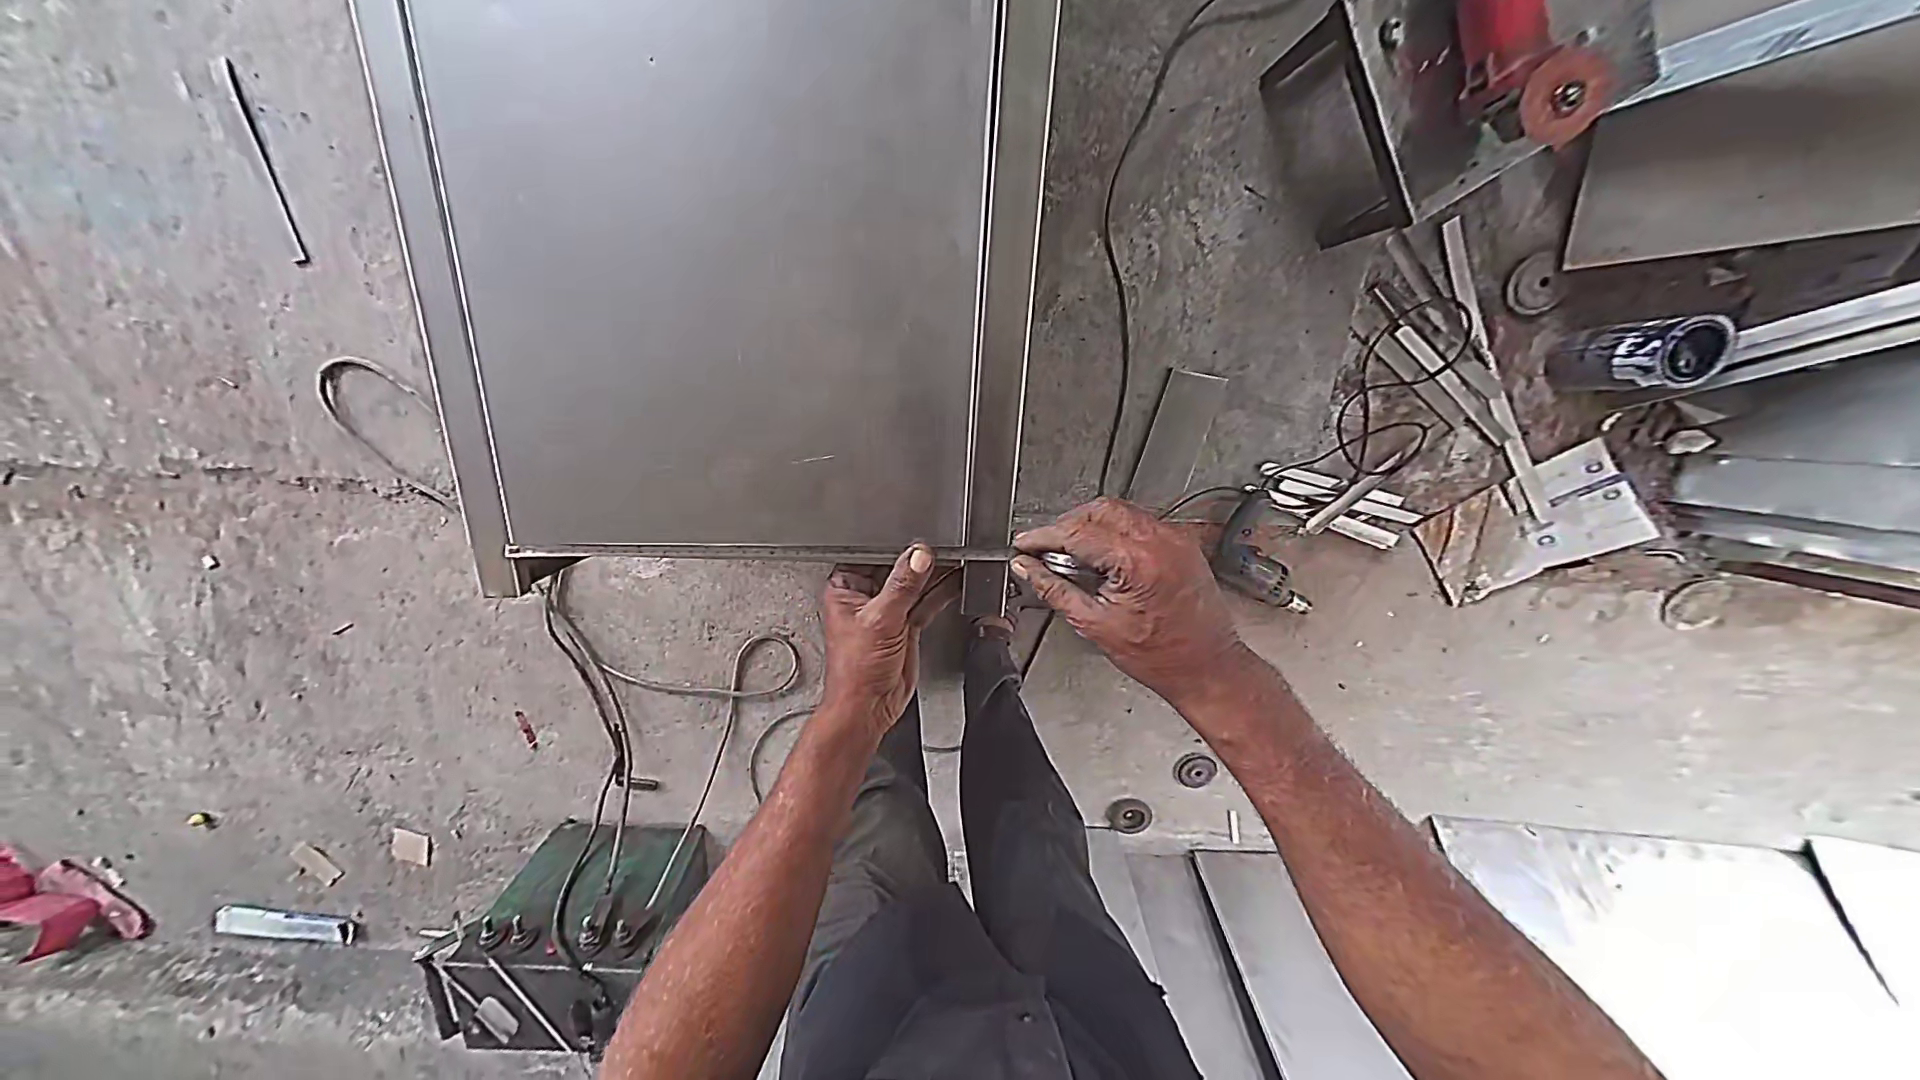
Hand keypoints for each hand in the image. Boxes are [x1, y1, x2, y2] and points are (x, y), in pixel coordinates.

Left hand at [820, 544, 959, 737]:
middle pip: (896, 569)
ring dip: (934, 575)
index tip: (918, 540)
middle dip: (919, 560)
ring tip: (955, 559)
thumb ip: (903, 586)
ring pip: (914, 585)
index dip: (895, 547)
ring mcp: (887, 612)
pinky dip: (941, 593)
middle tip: (942, 547)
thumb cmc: (855, 672)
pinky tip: (955, 581)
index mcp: (845, 589)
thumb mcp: (880, 619)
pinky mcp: (905, 626)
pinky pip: (926, 603)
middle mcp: (865, 598)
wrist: (869, 708)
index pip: (872, 557)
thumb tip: (918, 557)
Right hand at [1012, 497, 1250, 708]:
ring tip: (1073, 554)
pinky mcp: (1182, 544)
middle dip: (1067, 525)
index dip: (1044, 536)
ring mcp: (1175, 539)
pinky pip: (1140, 522)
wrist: (1206, 667)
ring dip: (1090, 525)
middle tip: (1046, 548)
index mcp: (1138, 562)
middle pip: (1099, 510)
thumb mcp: (1095, 624)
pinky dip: (1114, 531)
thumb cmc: (1161, 656)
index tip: (1026, 543)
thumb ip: (1056, 589)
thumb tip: (1029, 568)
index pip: (1078, 533)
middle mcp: (1160, 541)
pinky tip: (1103, 556)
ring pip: (1119, 511)